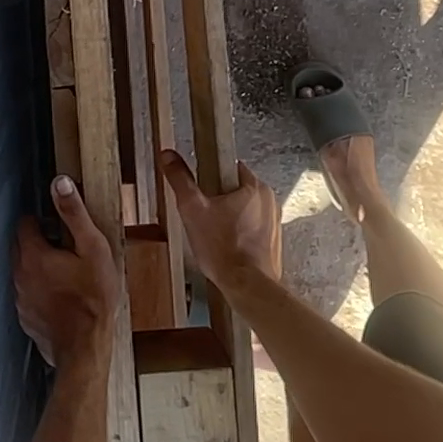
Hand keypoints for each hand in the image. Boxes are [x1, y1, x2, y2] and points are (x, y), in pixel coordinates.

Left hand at [13, 175, 122, 368]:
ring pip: (25, 270)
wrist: (86, 350)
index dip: (43, 219)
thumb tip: (60, 182)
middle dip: (39, 240)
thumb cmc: (93, 299)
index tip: (60, 226)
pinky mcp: (26, 318)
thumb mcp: (92, 249)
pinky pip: (29, 293)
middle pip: (21, 245)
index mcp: (33, 255)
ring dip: (40, 266)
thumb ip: (74, 213)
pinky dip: (41, 289)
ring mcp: (21, 299)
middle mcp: (20, 275)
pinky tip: (63, 295)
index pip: (25, 222)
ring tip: (67, 271)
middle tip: (66, 247)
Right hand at [159, 150, 281, 290]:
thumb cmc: (221, 248)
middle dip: (219, 198)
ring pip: (244, 208)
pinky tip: (226, 245)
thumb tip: (168, 154)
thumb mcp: (192, 209)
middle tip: (203, 214)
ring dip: (230, 215)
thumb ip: (180, 179)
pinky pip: (252, 227)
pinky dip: (240, 232)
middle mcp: (269, 200)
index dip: (211, 175)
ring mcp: (274, 221)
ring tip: (213, 232)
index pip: (229, 166)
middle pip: (236, 188)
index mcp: (254, 186)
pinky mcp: (273, 241)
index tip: (200, 189)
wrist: (246, 287)